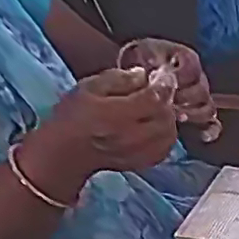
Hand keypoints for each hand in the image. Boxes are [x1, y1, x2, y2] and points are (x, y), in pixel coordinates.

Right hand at [39, 67, 177, 178]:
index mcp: (117, 115)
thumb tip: (142, 75)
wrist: (69, 151)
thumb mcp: (90, 87)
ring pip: (169, 136)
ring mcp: (139, 153)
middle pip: (165, 118)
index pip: (153, 99)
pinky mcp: (142, 163)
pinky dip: (167, 137)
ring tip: (158, 110)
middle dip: (166, 102)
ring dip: (169, 120)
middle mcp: (132, 136)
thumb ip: (118, 79)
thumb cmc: (76, 115)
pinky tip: (157, 128)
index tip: (165, 76)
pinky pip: (164, 150)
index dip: (163, 86)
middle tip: (158, 93)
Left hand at [116, 38, 218, 137]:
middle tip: (169, 103)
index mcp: (188, 59)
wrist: (140, 73)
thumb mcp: (141, 53)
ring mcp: (203, 98)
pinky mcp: (202, 115)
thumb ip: (150, 61)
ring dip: (194, 114)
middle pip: (202, 91)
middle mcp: (200, 78)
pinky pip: (214, 125)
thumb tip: (152, 75)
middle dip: (185, 99)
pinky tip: (201, 136)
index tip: (163, 83)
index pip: (192, 70)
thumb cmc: (141, 63)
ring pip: (209, 108)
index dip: (179, 78)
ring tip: (177, 116)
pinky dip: (210, 131)